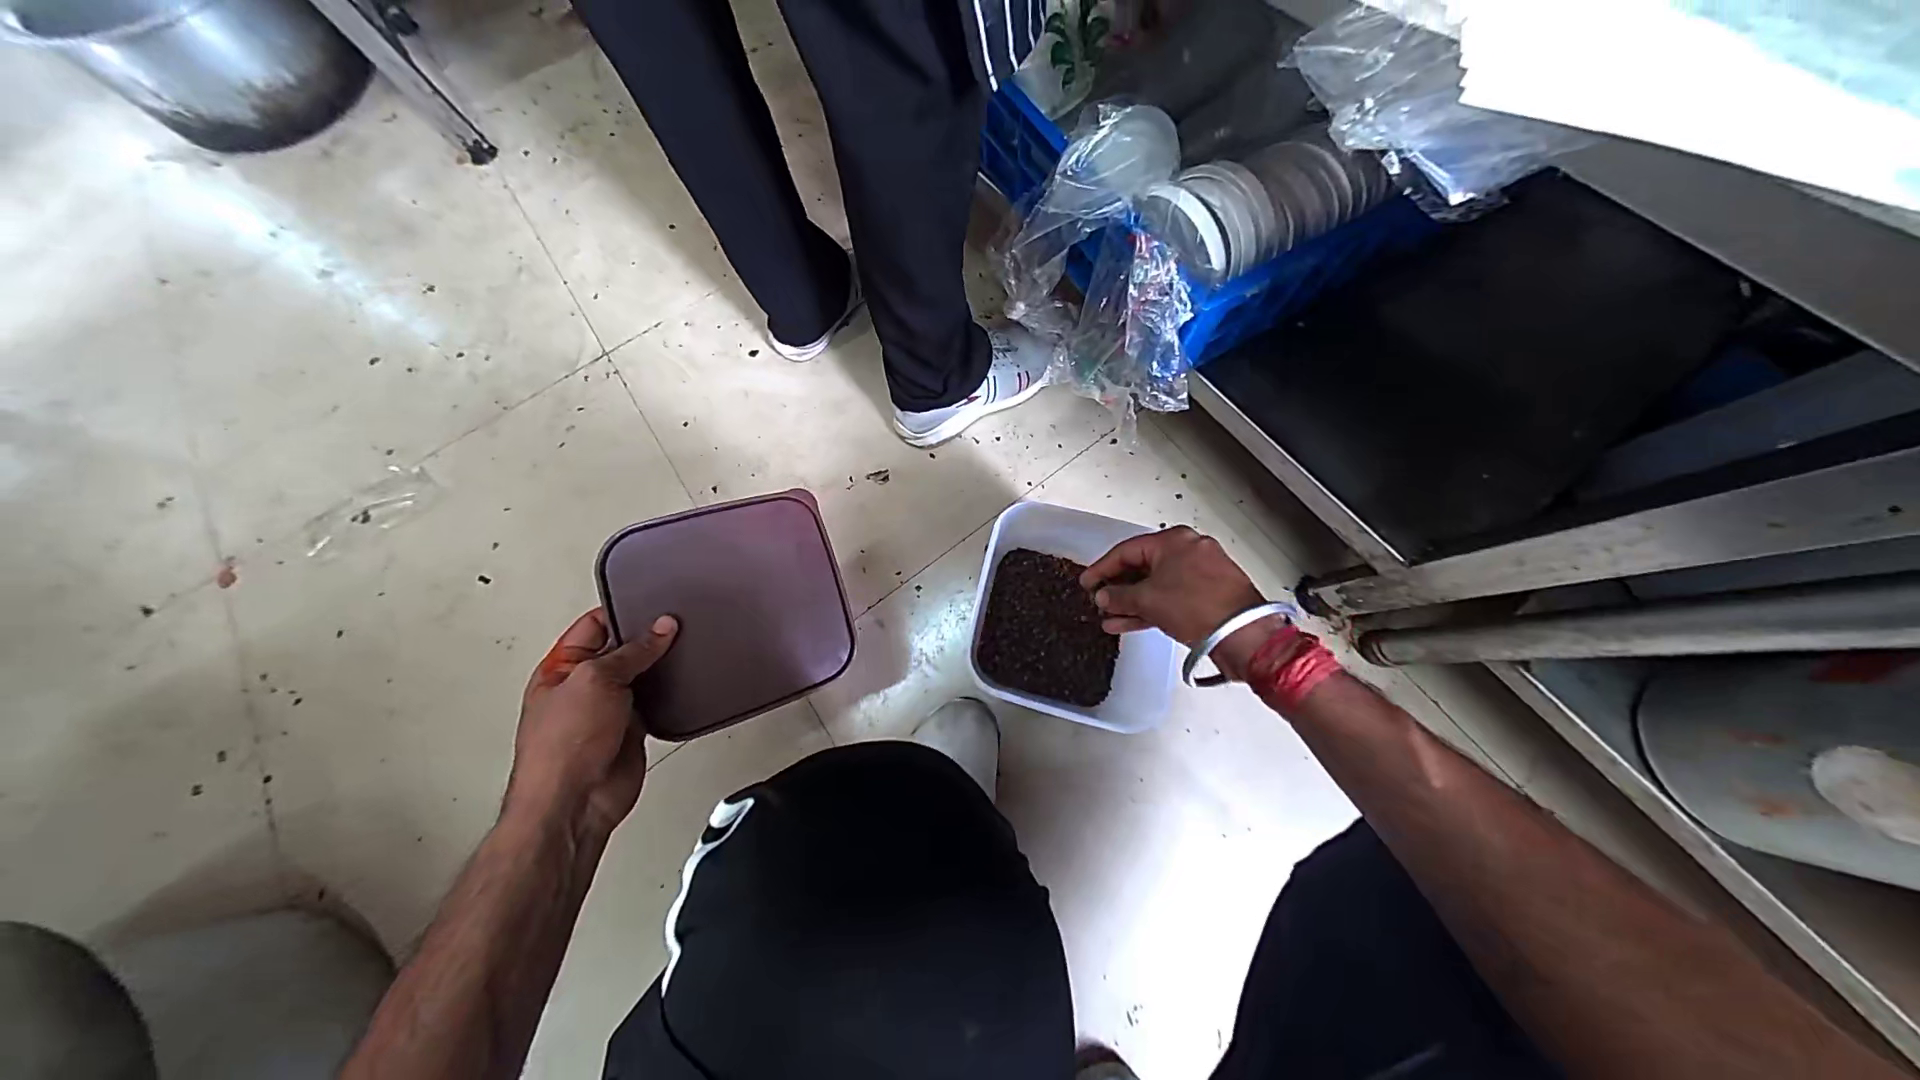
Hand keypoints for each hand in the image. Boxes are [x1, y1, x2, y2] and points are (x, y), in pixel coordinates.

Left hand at [504, 608, 677, 837]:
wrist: (576, 801)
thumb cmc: (560, 750)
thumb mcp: (596, 680)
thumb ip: (632, 651)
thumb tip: (659, 628)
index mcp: (561, 667)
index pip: (595, 624)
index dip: (623, 612)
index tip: (651, 605)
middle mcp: (583, 686)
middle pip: (622, 649)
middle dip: (646, 639)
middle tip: (670, 628)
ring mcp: (608, 708)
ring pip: (642, 675)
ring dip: (659, 667)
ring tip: (677, 653)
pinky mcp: (632, 728)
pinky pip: (656, 700)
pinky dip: (669, 693)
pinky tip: (678, 685)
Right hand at [1080, 526, 1280, 680]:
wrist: (1242, 635)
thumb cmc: (1200, 607)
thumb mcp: (1147, 599)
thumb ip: (1118, 596)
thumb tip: (1104, 596)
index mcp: (1175, 540)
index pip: (1127, 550)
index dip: (1102, 567)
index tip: (1088, 581)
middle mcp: (1190, 551)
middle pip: (1143, 566)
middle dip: (1118, 587)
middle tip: (1098, 599)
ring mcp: (1201, 574)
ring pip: (1156, 584)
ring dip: (1132, 601)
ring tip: (1110, 616)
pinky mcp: (1208, 595)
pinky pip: (1170, 597)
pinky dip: (1150, 608)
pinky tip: (1129, 622)